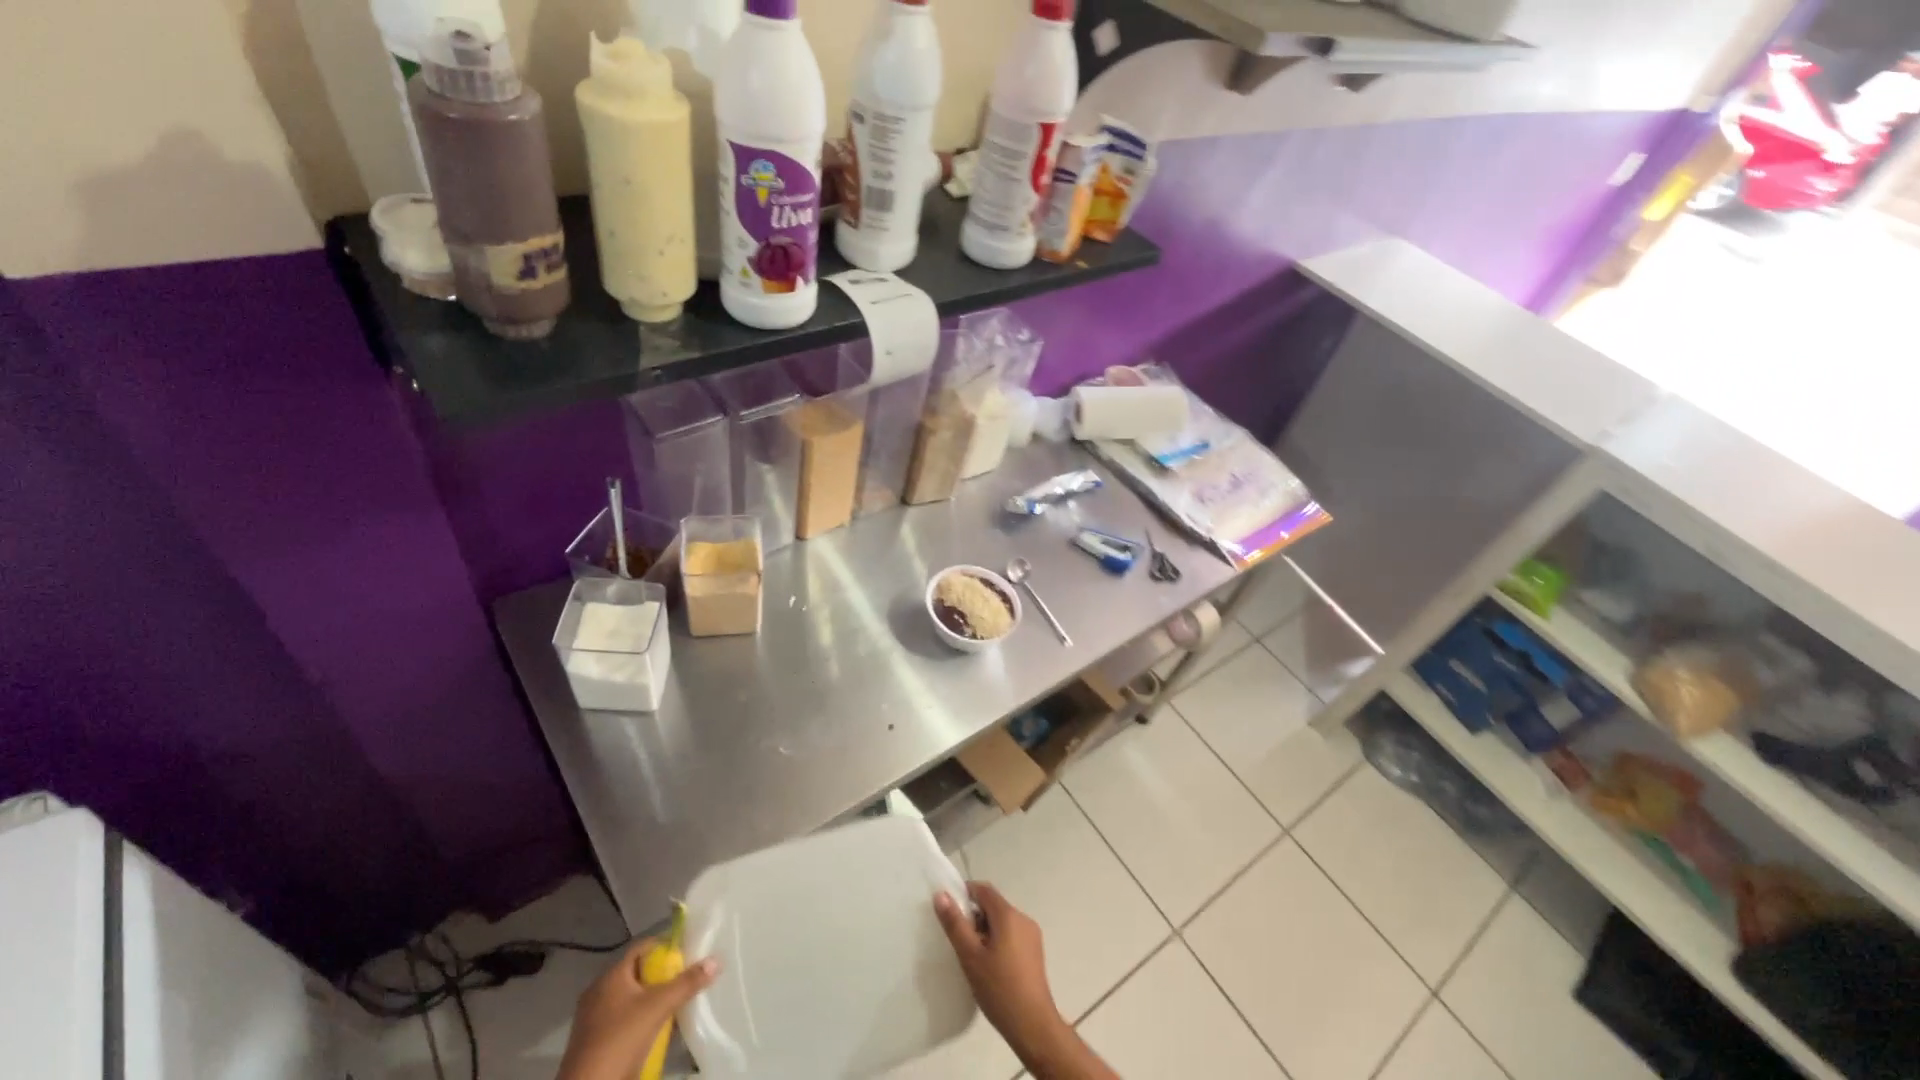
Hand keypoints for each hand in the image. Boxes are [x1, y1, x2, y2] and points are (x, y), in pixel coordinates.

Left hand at [554, 938, 718, 1079]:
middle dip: (662, 976)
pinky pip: (623, 1018)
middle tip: (687, 980)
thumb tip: (715, 961)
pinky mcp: (595, 1038)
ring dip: (652, 999)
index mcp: (611, 976)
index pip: (641, 948)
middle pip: (637, 973)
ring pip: (630, 998)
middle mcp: (599, 991)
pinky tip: (657, 1028)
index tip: (688, 954)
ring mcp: (594, 1016)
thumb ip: (686, 984)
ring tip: (677, 1004)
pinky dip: (640, 1018)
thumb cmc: (621, 1038)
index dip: (665, 948)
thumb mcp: (658, 1008)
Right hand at [934, 882, 1068, 1059]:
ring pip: (1002, 922)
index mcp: (1009, 915)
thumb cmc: (998, 988)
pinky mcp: (1034, 952)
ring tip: (970, 955)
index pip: (984, 890)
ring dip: (984, 930)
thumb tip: (942, 895)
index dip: (964, 894)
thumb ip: (955, 924)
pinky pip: (1011, 935)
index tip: (949, 912)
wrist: (1032, 1024)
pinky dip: (997, 941)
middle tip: (957, 939)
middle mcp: (1023, 919)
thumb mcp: (970, 955)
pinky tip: (988, 965)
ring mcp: (1032, 936)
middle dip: (973, 916)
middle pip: (994, 906)